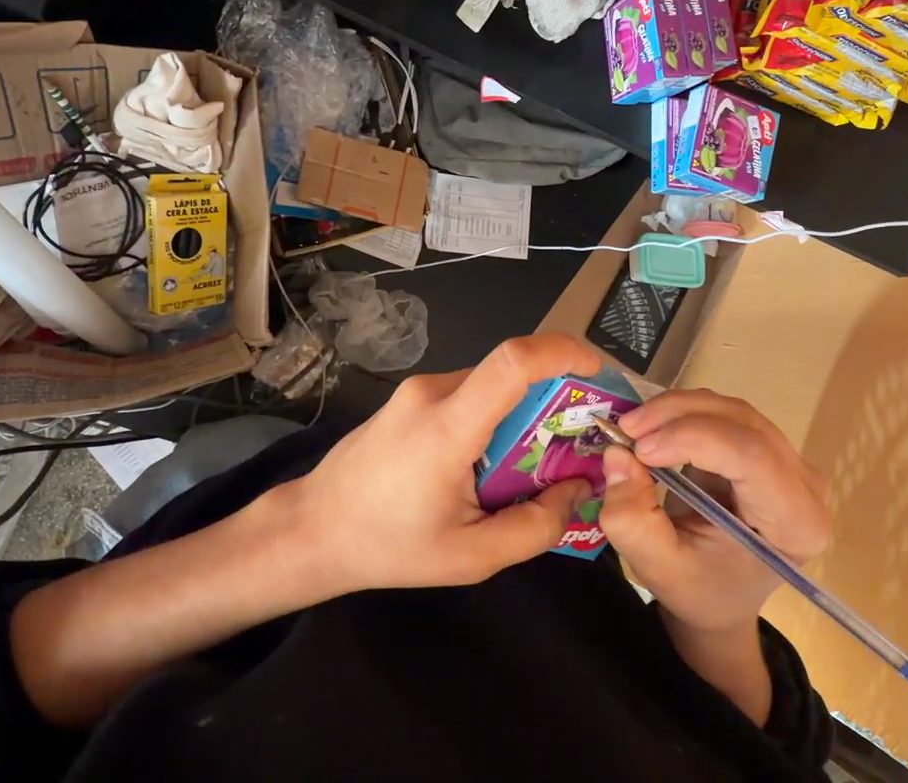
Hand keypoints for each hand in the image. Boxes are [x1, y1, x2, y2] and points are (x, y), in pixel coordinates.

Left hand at [284, 332, 602, 592]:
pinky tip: (494, 465)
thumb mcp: (471, 556)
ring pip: (490, 386)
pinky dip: (496, 419)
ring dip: (523, 415)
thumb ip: (534, 526)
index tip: (595, 368)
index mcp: (447, 426)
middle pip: (509, 376)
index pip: (511, 362)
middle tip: (579, 442)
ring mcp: (416, 392)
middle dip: (553, 401)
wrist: (312, 530)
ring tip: (536, 465)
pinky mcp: (409, 400)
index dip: (560, 352)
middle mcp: (432, 393)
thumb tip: (578, 489)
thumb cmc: (388, 546)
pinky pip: (468, 396)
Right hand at [598, 391, 831, 635]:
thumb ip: (632, 518)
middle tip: (625, 429)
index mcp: (796, 524)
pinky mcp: (767, 448)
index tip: (638, 449)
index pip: (752, 456)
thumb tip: (617, 454)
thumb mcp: (658, 566)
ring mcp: (790, 461)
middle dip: (677, 415)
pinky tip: (653, 428)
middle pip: (741, 423)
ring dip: (676, 409)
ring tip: (633, 429)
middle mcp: (806, 485)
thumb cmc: (699, 590)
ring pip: (730, 410)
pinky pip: (724, 414)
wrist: (720, 598)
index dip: (692, 438)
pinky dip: (683, 413)